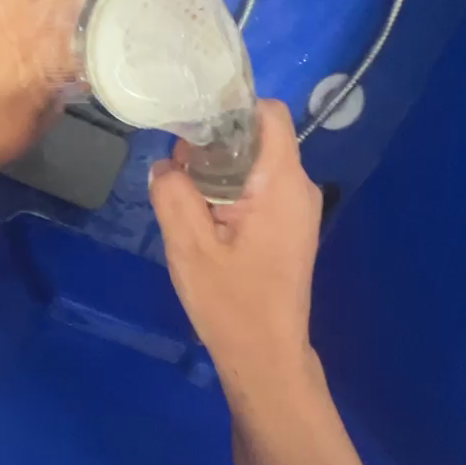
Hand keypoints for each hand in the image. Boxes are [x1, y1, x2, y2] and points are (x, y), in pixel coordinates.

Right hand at [149, 100, 322, 377]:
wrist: (265, 357)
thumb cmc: (230, 302)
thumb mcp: (188, 246)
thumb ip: (173, 194)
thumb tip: (166, 165)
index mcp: (282, 184)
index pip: (269, 114)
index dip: (231, 107)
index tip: (191, 121)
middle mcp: (299, 188)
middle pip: (260, 136)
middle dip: (216, 140)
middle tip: (177, 163)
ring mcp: (296, 208)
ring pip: (257, 162)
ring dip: (219, 166)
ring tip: (183, 187)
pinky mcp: (287, 226)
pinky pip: (259, 186)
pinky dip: (229, 187)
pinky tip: (201, 211)